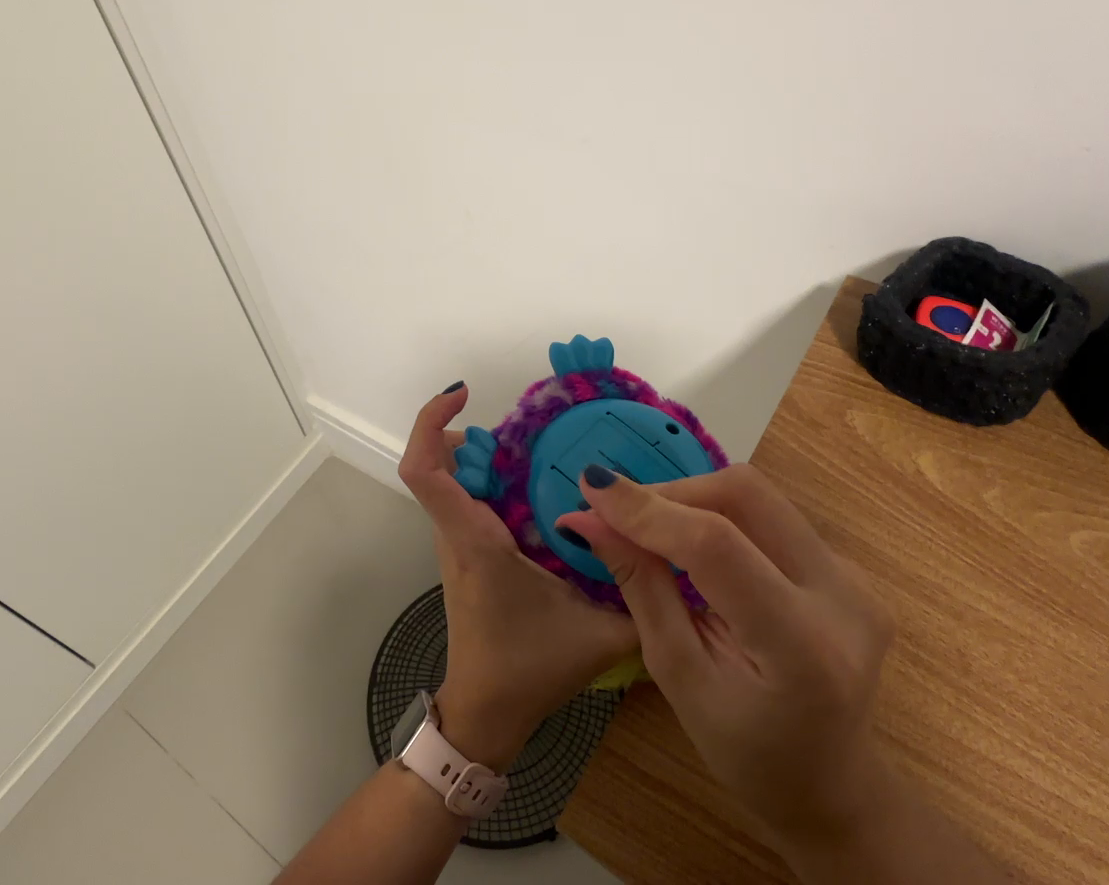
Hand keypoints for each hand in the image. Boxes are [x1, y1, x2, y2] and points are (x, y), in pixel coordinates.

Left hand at [397, 384, 639, 770]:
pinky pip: (473, 499)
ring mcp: (460, 543)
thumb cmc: (529, 670)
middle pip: (443, 463)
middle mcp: (459, 534)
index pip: (425, 473)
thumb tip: (683, 552)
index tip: (463, 396)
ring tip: (551, 451)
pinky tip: (550, 490)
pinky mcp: (469, 552)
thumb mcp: (601, 634)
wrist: (486, 712)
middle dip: (481, 432)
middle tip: (540, 425)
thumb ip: (642, 593)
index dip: (430, 423)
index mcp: (477, 541)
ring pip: (459, 479)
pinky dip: (498, 479)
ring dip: (491, 455)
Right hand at [557, 463, 895, 848]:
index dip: (647, 509)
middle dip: (672, 491)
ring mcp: (855, 578)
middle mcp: (842, 596)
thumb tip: (588, 521)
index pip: (716, 545)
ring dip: (693, 498)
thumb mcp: (677, 677)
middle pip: (747, 495)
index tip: (590, 487)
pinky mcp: (850, 570)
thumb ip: (640, 588)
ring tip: (647, 527)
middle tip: (619, 511)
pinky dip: (721, 518)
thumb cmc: (744, 752)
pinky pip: (773, 518)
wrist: (832, 787)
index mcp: (799, 644)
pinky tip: (693, 550)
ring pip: (759, 497)